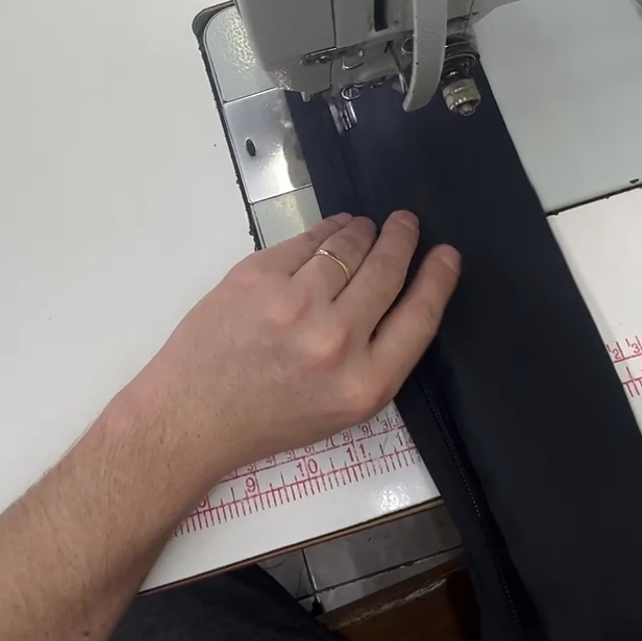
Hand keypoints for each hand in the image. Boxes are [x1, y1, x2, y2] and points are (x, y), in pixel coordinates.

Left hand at [116, 213, 460, 483]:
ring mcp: (295, 302)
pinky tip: (335, 227)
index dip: (438, 279)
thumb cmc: (269, 418)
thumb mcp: (340, 408)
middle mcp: (337, 340)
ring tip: (369, 225)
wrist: (194, 414)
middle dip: (402, 239)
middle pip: (386, 271)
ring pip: (348, 247)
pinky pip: (307, 240)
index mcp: (365, 384)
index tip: (447, 254)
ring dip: (364, 230)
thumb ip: (375, 359)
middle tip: (408, 222)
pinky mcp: (259, 275)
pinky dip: (327, 229)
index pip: (420, 317)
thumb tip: (396, 295)